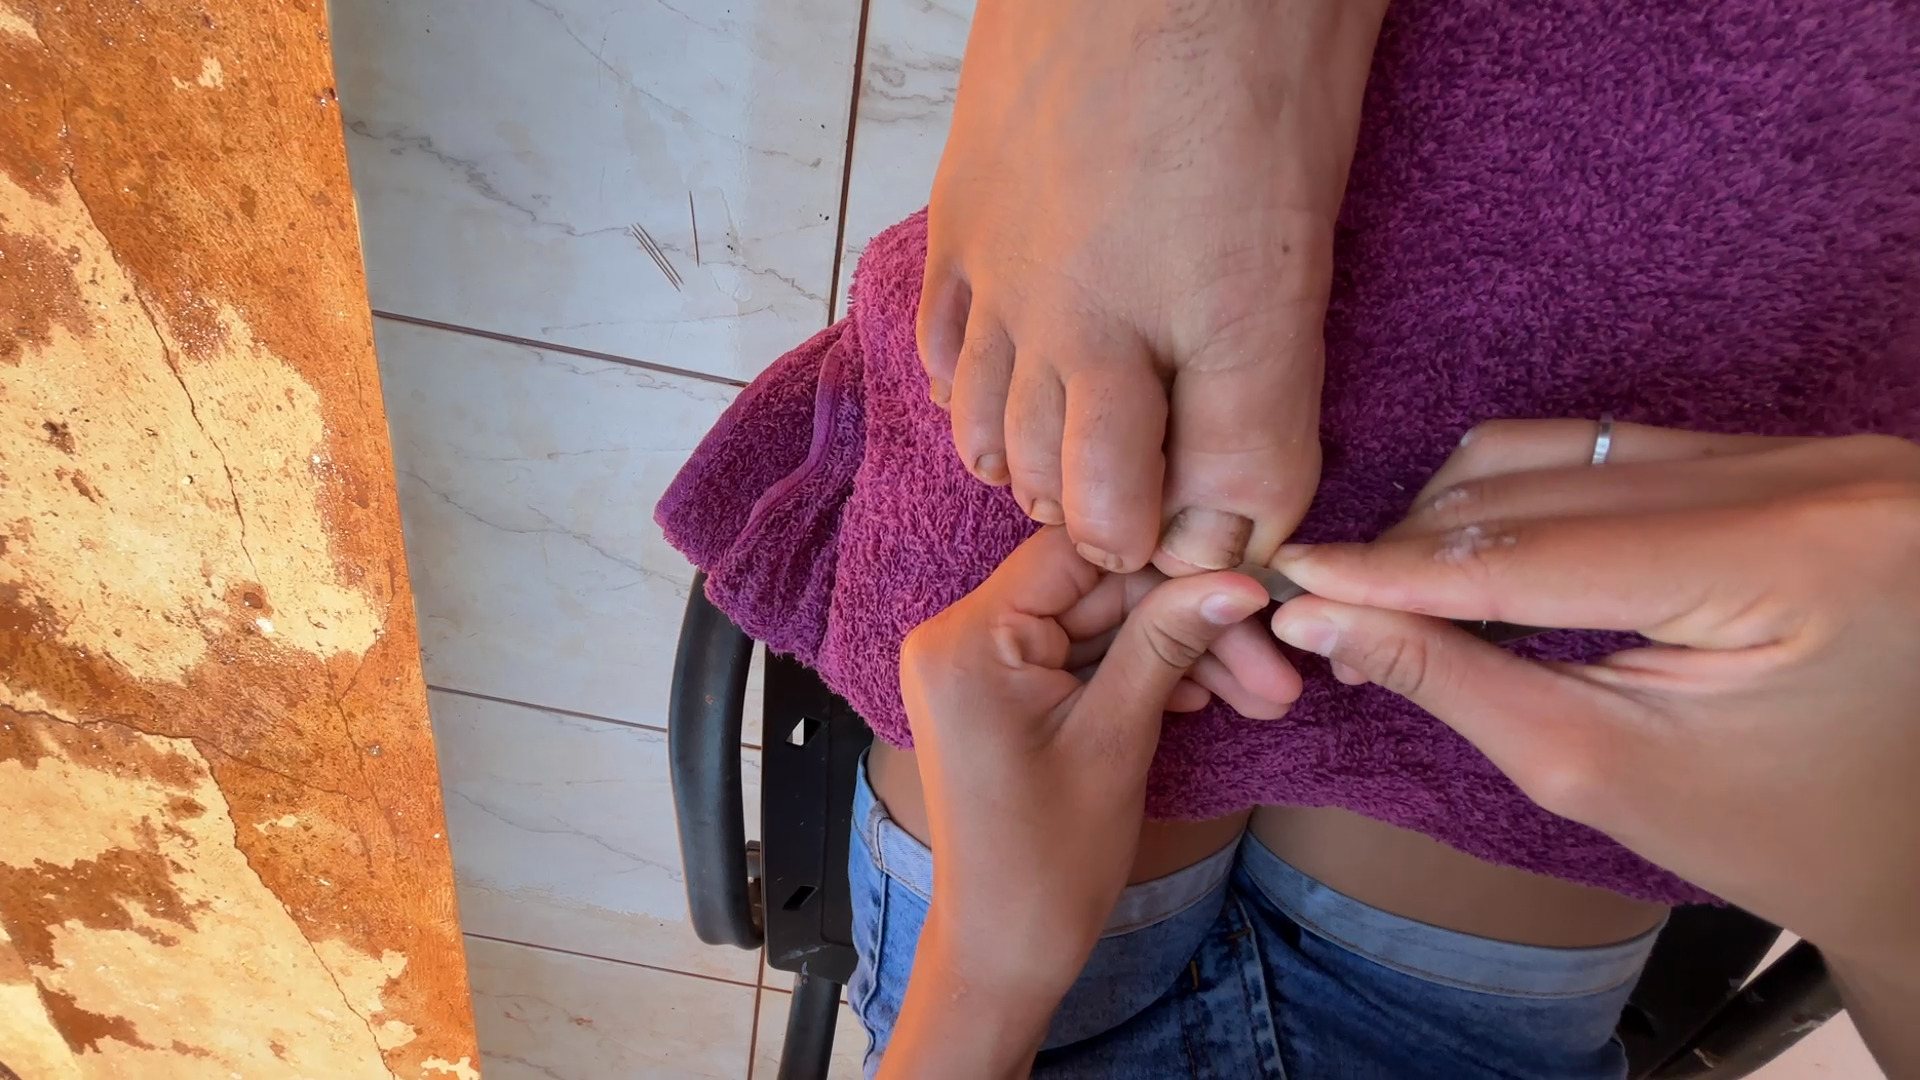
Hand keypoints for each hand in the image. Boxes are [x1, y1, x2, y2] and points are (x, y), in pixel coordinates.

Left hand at [881, 527, 1273, 1076]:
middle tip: (1273, 670)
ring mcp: (977, 661)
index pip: (1075, 553)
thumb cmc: (1050, 858)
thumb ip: (1169, 642)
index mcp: (968, 638)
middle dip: (1184, 626)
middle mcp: (959, 634)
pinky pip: (1076, 657)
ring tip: (1258, 696)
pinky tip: (1199, 696)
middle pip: (1092, 595)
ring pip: (1094, 628)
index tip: (1242, 589)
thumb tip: (1237, 580)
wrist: (1004, 944)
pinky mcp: (1000, 686)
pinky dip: (1134, 673)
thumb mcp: (1116, 737)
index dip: (1165, 564)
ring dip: (1172, 654)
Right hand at [918, 0, 1389, 574]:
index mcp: (1134, 347)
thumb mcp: (1289, 266)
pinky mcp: (958, 221)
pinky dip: (962, 393)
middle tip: (1126, 517)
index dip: (1159, 549)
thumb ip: (1254, 419)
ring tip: (1060, 471)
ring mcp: (989, 272)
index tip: (1188, 544)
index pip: (1125, 513)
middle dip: (1089, 519)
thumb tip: (1223, 533)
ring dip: (1022, 468)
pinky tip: (989, 392)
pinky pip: (938, 345)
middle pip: (1042, 478)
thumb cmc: (1258, 67)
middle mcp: (1043, 327)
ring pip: (980, 424)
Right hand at [1267, 422, 1919, 1070]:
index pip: (1526, 554)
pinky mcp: (1762, 457)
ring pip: (1532, 459)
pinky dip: (1494, 508)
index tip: (1290, 579)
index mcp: (1800, 563)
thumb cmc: (1777, 832)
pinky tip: (1470, 569)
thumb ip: (1442, 677)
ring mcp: (1793, 452)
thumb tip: (1314, 617)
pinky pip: (1576, 455)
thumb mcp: (1588, 766)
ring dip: (1438, 529)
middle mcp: (1811, 474)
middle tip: (1332, 623)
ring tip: (1399, 603)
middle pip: (1519, 496)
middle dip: (1402, 561)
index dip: (1388, 570)